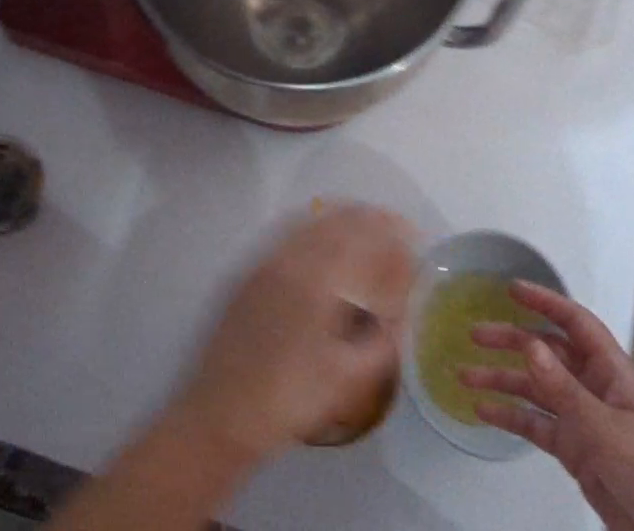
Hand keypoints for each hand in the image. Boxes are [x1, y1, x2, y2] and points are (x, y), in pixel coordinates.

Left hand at [174, 203, 415, 462]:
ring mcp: (261, 263)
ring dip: (342, 221)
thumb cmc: (289, 400)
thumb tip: (403, 311)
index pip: (363, 233)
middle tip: (394, 232)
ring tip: (364, 236)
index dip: (392, 230)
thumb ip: (385, 338)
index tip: (414, 236)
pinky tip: (324, 254)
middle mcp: (287, 259)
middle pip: (336, 218)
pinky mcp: (245, 275)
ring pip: (309, 222)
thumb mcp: (349, 377)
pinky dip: (314, 232)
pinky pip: (286, 236)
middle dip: (370, 220)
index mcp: (317, 278)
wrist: (219, 416)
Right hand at [460, 281, 633, 530]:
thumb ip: (564, 389)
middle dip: (513, 341)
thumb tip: (531, 345)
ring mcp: (584, 419)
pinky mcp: (575, 449)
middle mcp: (595, 388)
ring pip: (536, 389)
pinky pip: (536, 424)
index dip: (546, 302)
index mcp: (613, 372)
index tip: (511, 289)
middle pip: (549, 353)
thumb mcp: (606, 429)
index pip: (576, 324)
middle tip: (473, 335)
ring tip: (464, 375)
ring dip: (503, 380)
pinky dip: (511, 417)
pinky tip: (482, 411)